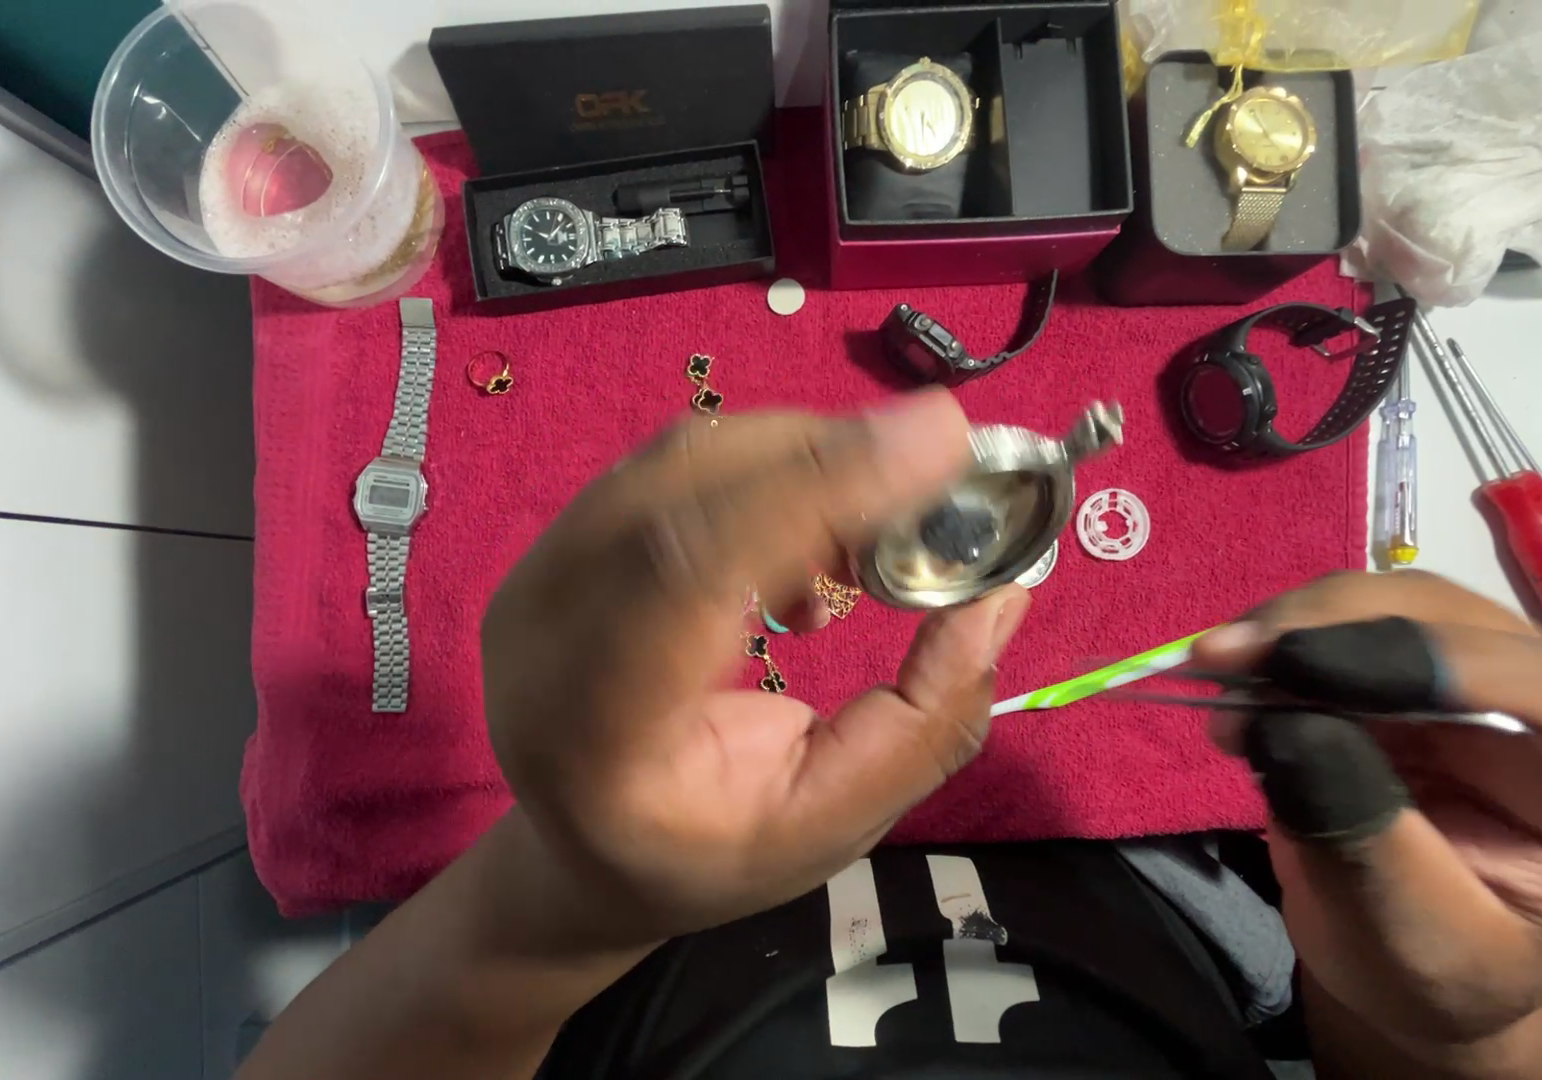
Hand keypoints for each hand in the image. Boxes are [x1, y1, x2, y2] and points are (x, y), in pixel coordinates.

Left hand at [482, 391, 1030, 949]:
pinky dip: (774, 469)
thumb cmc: (702, 850)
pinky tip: (811, 547)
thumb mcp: (828, 825)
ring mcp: (542, 565)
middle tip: (939, 478)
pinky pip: (685, 461)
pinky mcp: (568, 535)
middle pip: (688, 484)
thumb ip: (925, 725)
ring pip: (691, 453)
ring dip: (808, 459)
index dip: (813, 489)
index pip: (689, 568)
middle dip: (831, 459)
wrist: (580, 838)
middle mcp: (545, 621)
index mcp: (593, 724)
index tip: (939, 439)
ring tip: (875, 533)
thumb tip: (999, 596)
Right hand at [1193, 571, 1541, 1054]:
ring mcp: (1477, 682)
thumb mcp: (1403, 932)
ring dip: (1286, 627)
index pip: (1533, 686)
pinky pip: (1337, 624)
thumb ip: (1358, 832)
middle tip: (1220, 656)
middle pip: (1445, 617)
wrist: (1399, 959)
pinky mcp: (1403, 673)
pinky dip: (1274, 641)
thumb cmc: (1427, 966)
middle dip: (1321, 626)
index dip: (1410, 657)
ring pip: (1381, 601)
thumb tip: (1286, 722)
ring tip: (1214, 675)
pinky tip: (1232, 685)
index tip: (1286, 666)